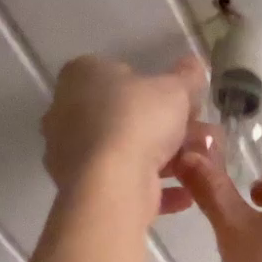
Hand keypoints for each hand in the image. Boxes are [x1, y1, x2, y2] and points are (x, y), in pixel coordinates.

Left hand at [40, 54, 206, 214]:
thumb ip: (187, 78)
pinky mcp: (80, 189)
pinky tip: (182, 196)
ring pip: (122, 153)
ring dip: (159, 163)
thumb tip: (195, 66)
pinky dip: (152, 189)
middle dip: (159, 131)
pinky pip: (121, 184)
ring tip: (191, 171)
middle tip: (191, 141)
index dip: (155, 92)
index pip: (121, 74)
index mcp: (82, 74)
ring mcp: (69, 153)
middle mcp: (65, 110)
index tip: (180, 108)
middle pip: (122, 118)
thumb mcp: (174, 90)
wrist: (112, 184)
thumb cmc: (137, 122)